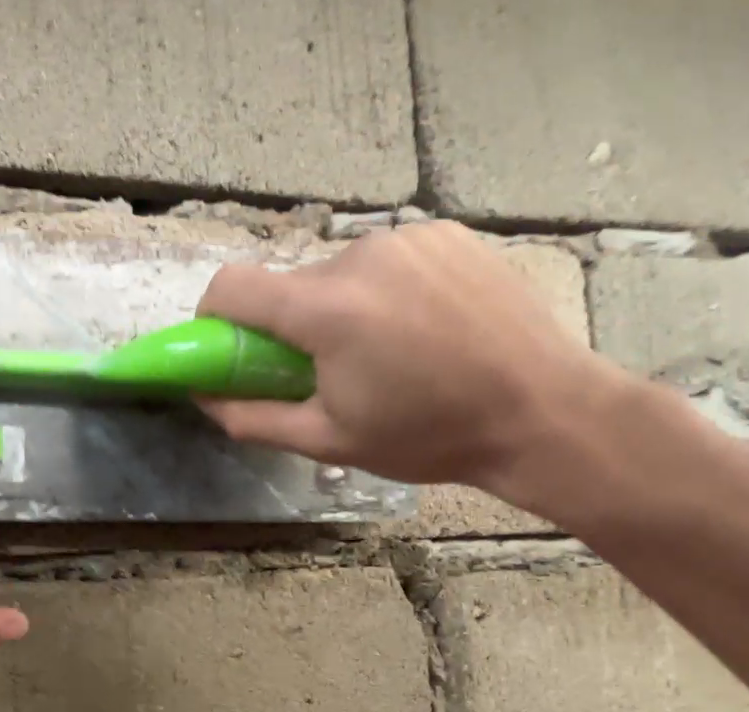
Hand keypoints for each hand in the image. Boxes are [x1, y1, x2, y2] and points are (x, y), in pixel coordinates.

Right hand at [194, 222, 624, 497]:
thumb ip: (252, 417)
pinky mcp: (447, 233)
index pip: (232, 287)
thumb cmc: (428, 435)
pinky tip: (422, 326)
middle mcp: (361, 256)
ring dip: (340, 308)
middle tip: (324, 371)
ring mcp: (409, 238)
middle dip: (290, 326)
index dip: (213, 317)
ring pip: (339, 272)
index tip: (227, 348)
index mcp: (327, 309)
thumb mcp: (328, 440)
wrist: (544, 410)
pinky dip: (385, 290)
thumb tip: (203, 396)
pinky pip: (387, 259)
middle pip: (290, 285)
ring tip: (386, 351)